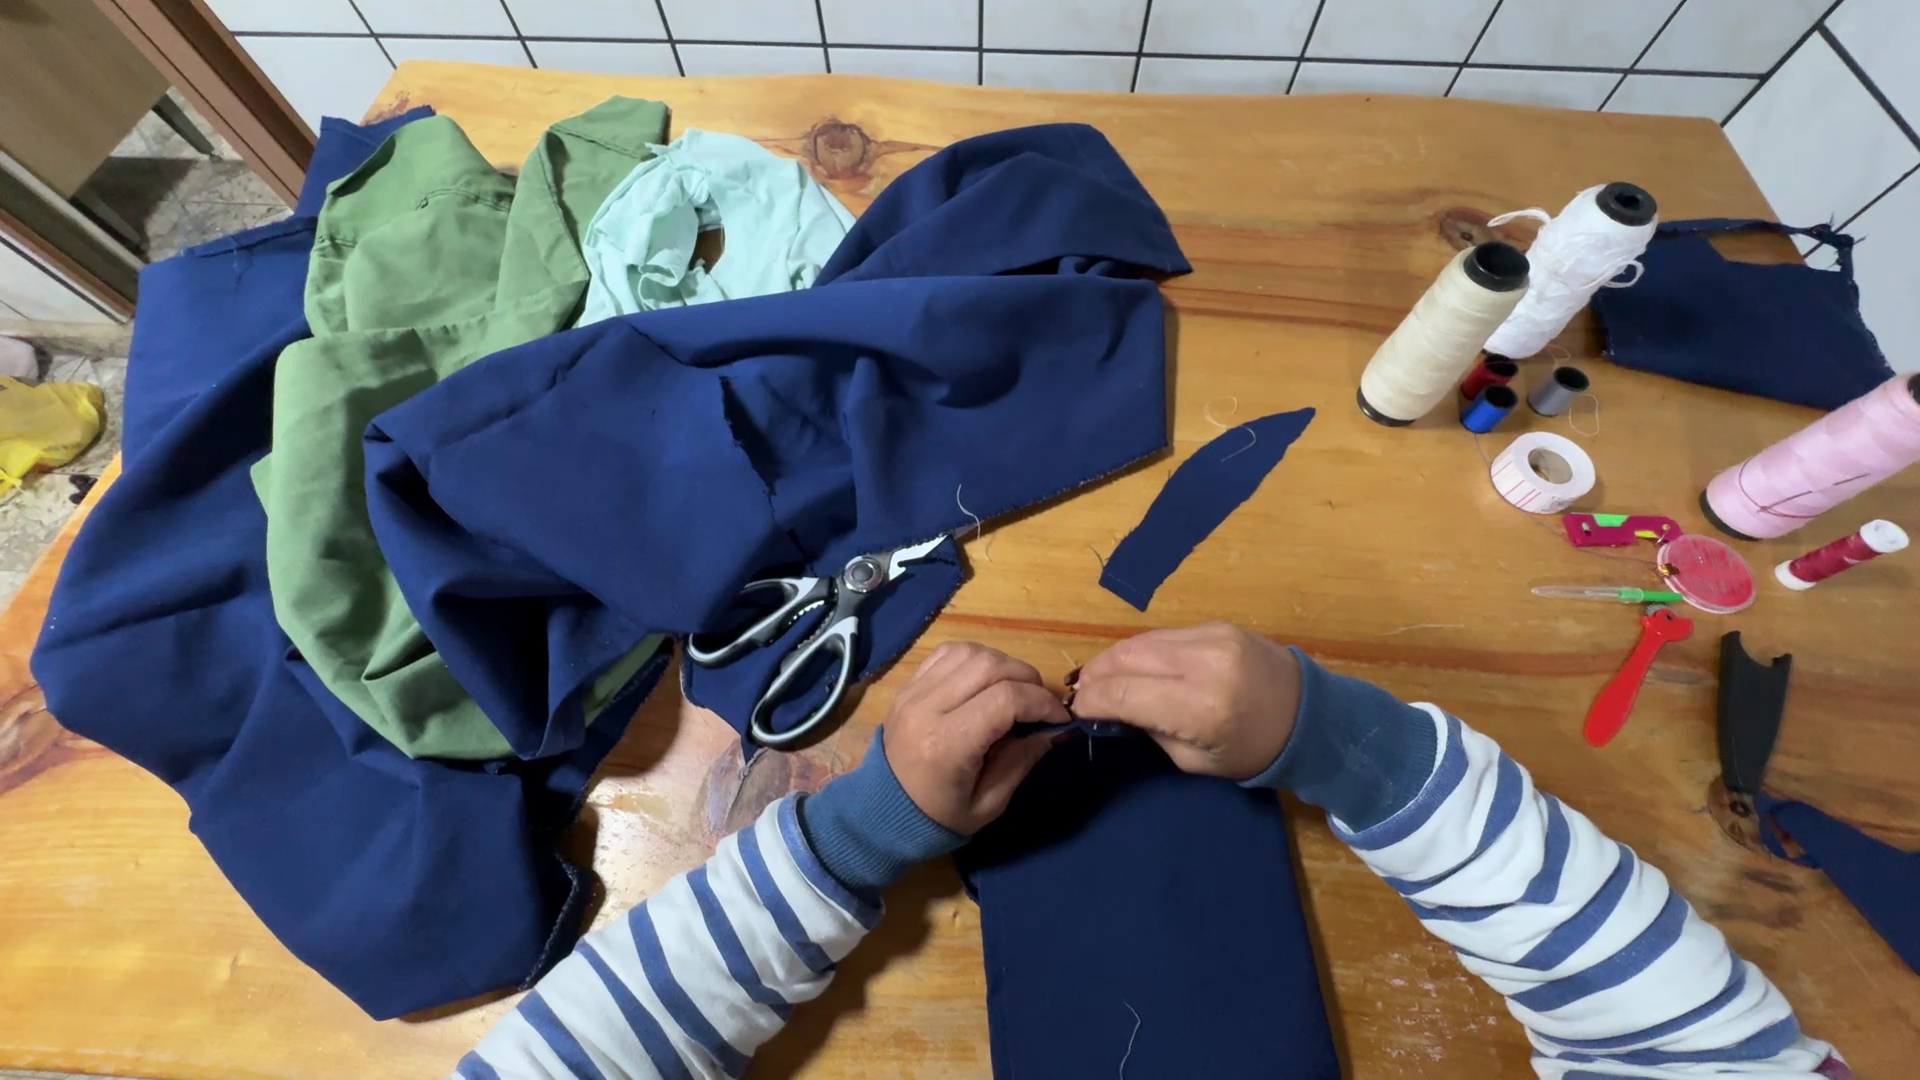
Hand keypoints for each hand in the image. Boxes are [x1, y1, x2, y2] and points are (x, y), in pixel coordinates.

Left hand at [882, 642, 1068, 833]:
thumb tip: (1055, 728)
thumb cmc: (938, 815)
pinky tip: (986, 679)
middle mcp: (928, 707)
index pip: (1004, 700)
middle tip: (1041, 702)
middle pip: (989, 666)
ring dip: (1003, 664)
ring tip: (1016, 689)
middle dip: (1027, 679)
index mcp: (947, 744)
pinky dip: (976, 658)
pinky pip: (949, 652)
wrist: (881, 810)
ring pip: (970, 652)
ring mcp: (914, 690)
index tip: (1059, 717)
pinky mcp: (909, 683)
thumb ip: (1022, 760)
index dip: (1041, 702)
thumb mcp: (989, 803)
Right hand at [1070, 622, 1301, 779]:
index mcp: (1201, 708)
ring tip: (1099, 676)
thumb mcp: (1194, 761)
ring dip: (1114, 658)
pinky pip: (1163, 635)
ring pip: (1141, 641)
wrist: (1312, 717)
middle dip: (1096, 674)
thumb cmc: (1253, 752)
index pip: (1123, 694)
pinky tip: (1133, 664)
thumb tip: (1110, 710)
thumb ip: (1149, 730)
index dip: (1091, 700)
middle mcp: (1204, 664)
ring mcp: (1212, 637)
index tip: (1076, 710)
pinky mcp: (1216, 625)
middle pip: (1126, 658)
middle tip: (1080, 690)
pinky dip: (1142, 650)